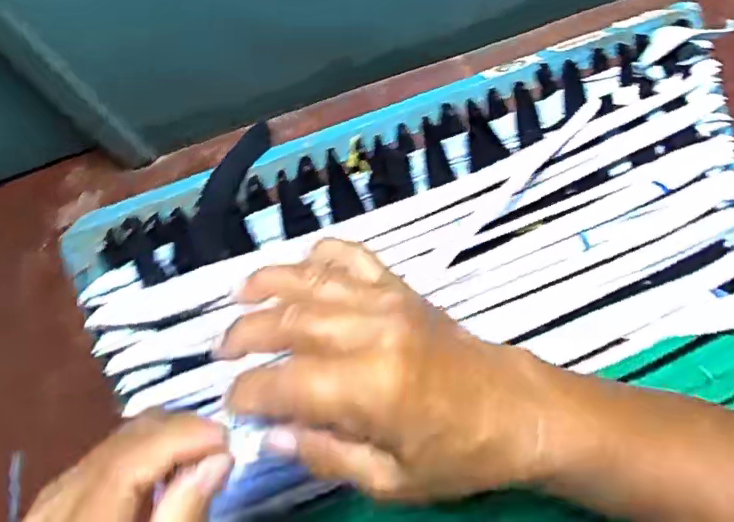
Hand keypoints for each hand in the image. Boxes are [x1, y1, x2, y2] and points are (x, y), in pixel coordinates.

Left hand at [25, 410, 232, 521]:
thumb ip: (182, 515)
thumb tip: (220, 456)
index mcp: (82, 517)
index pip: (134, 453)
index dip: (185, 435)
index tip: (227, 439)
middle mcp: (56, 501)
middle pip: (124, 441)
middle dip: (177, 434)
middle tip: (217, 453)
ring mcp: (42, 506)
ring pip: (112, 445)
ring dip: (157, 444)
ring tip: (192, 464)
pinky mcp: (42, 513)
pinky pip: (94, 466)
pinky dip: (133, 462)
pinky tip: (153, 483)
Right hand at [217, 239, 558, 502]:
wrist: (512, 406)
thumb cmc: (455, 454)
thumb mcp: (390, 480)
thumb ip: (326, 454)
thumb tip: (273, 434)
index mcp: (372, 386)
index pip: (289, 381)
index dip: (250, 391)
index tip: (229, 401)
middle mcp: (375, 330)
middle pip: (294, 321)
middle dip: (249, 332)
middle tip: (221, 349)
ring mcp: (389, 300)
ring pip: (317, 281)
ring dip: (273, 282)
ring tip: (239, 292)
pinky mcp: (402, 287)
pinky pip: (355, 257)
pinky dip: (324, 253)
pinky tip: (302, 260)